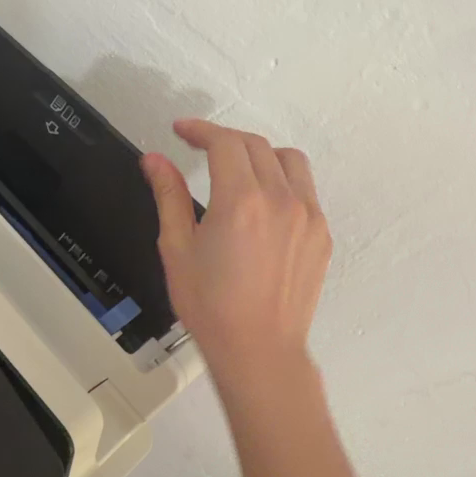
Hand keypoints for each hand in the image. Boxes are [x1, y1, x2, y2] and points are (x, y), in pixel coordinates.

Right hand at [141, 119, 331, 390]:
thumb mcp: (176, 246)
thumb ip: (168, 195)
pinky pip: (304, 190)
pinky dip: (280, 180)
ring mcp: (308, 217)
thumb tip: (154, 161)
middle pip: (256, 145)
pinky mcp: (321, 234)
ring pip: (288, 161)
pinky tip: (258, 200)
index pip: (225, 143)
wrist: (258, 347)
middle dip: (224, 138)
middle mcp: (280, 201)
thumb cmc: (210, 304)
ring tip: (233, 166)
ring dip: (258, 153)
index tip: (181, 130)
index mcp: (240, 201)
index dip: (200, 130)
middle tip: (198, 145)